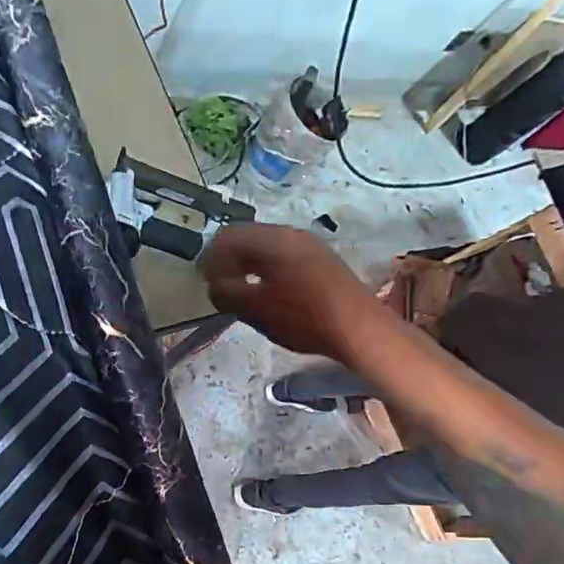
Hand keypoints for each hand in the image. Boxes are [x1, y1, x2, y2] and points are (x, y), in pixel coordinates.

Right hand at [198, 224, 384, 360]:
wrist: (360, 329)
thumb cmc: (305, 318)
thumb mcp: (258, 310)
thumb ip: (229, 295)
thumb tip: (215, 287)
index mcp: (273, 239)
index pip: (229, 236)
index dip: (210, 258)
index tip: (203, 281)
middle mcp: (293, 234)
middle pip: (249, 238)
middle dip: (229, 260)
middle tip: (220, 287)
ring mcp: (312, 246)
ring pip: (269, 248)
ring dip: (250, 266)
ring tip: (243, 293)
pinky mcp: (324, 262)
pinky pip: (286, 258)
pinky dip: (269, 271)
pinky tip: (271, 294)